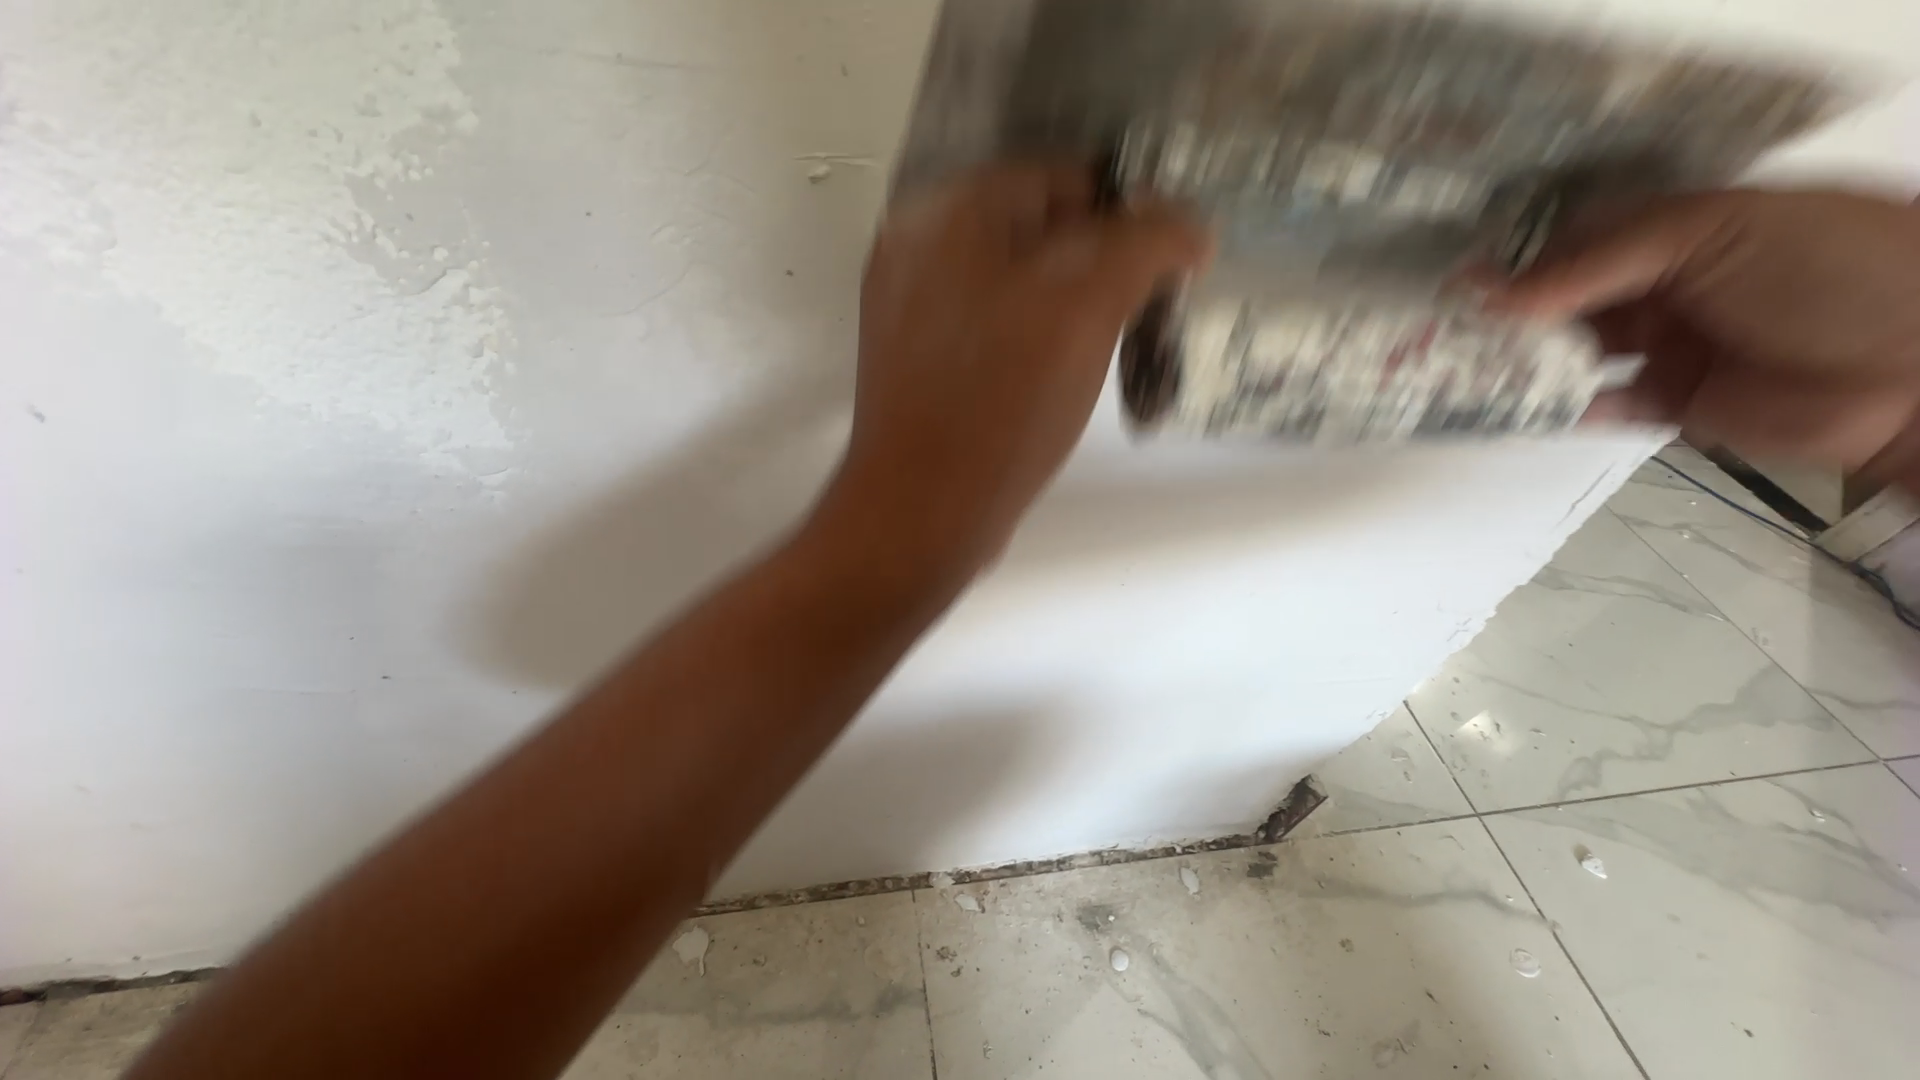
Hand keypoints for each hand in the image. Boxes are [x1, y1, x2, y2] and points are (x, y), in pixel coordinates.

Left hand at [818, 162, 1210, 573]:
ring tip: (1103, 351)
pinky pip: (990, 329)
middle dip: (1097, 265)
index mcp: (946, 213)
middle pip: (1036, 232)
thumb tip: (1188, 228)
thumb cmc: (1003, 400)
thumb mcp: (1086, 307)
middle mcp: (916, 250)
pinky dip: (1030, 341)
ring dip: (1067, 308)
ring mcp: (910, 311)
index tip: (1165, 268)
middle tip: (1139, 315)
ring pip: (1015, 285)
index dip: (1126, 214)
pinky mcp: (917, 364)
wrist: (922, 512)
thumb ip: (1144, 246)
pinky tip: (1056, 379)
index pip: (1061, 178)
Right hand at [1484, 189, 1919, 479]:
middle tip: (1447, 333)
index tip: (1460, 284)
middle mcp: (1666, 285)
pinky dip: (1559, 408)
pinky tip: (1516, 408)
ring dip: (1526, 361)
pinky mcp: (1668, 401)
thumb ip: (1598, 262)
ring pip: (1575, 352)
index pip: (1580, 240)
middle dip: (1512, 316)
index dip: (1520, 260)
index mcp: (1680, 230)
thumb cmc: (1830, 272)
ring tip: (1466, 372)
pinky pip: (1599, 404)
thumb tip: (1489, 294)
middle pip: (1568, 300)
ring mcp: (1666, 344)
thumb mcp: (1713, 235)